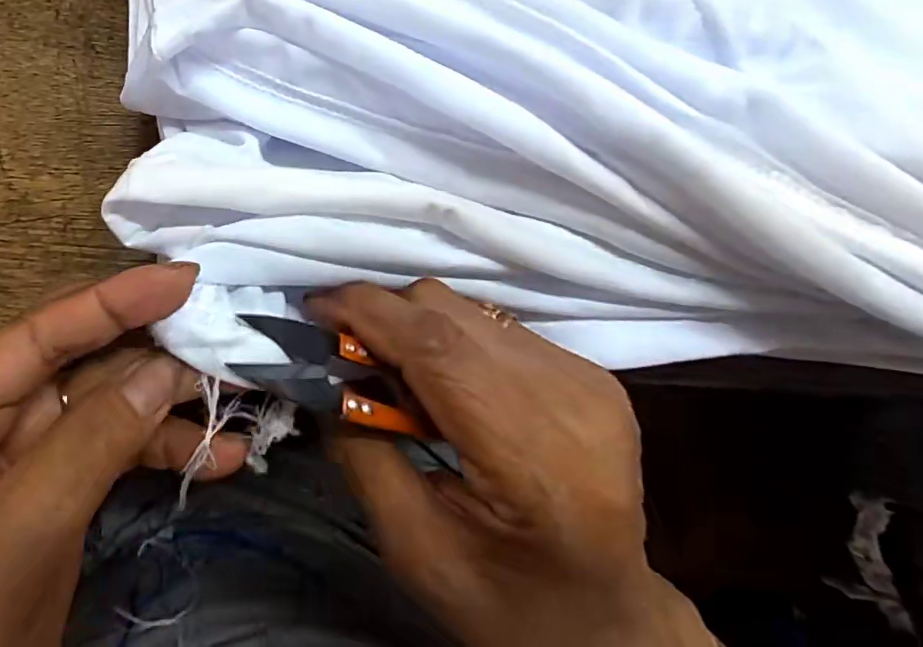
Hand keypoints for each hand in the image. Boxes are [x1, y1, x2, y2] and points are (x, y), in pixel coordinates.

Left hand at [0, 263, 246, 646]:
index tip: (184, 276)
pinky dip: (164, 447)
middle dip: (154, 351)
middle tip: (221, 330)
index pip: (36, 334)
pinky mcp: (52, 476)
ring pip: (107, 397)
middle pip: (80, 359)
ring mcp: (16, 443)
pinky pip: (114, 443)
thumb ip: (91, 442)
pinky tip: (219, 455)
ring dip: (171, 400)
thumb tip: (164, 369)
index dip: (116, 301)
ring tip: (235, 390)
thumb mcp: (15, 534)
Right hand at [310, 278, 713, 646]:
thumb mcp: (415, 548)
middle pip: (453, 313)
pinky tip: (445, 383)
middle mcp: (572, 397)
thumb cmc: (506, 602)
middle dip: (384, 315)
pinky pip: (496, 326)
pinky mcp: (591, 370)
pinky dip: (453, 338)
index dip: (370, 313)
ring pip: (471, 310)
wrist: (607, 622)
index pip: (439, 347)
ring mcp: (589, 378)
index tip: (315, 308)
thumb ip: (363, 453)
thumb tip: (328, 375)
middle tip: (346, 352)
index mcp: (535, 457)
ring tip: (397, 376)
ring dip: (417, 326)